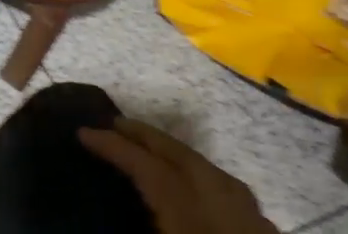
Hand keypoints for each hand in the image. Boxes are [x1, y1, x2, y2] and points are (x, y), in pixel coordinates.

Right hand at [78, 118, 278, 233]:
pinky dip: (202, 178)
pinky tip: (195, 186)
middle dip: (145, 135)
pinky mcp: (263, 227)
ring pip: (207, 168)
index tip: (83, 132)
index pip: (142, 162)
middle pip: (177, 154)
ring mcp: (247, 211)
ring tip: (151, 150)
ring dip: (175, 154)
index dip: (111, 145)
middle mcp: (217, 197)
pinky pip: (227, 190)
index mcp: (185, 203)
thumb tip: (101, 213)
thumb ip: (136, 220)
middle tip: (114, 124)